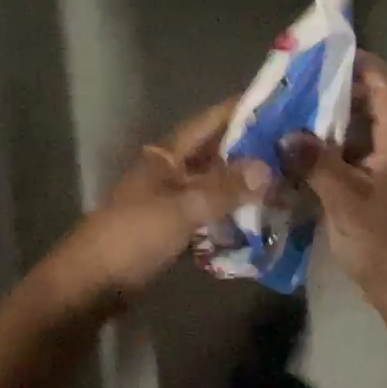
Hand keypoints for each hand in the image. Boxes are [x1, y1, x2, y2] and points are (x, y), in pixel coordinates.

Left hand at [48, 99, 271, 306]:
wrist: (90, 284)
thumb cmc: (133, 236)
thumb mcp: (182, 208)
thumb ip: (225, 188)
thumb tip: (269, 167)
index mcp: (167, 154)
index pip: (210, 121)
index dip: (242, 109)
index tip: (281, 102)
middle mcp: (170, 171)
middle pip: (216, 153)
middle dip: (252, 149)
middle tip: (296, 149)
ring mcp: (171, 201)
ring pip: (215, 185)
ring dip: (245, 185)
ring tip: (288, 183)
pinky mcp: (172, 230)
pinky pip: (210, 215)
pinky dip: (232, 215)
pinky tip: (262, 220)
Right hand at [281, 52, 386, 305]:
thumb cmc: (384, 241)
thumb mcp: (345, 199)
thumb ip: (315, 161)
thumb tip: (286, 133)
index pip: (385, 83)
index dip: (359, 63)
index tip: (321, 56)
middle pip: (370, 101)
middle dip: (334, 90)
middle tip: (294, 85)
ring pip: (358, 128)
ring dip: (328, 120)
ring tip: (289, 113)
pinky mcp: (376, 186)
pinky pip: (352, 153)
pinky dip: (328, 147)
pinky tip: (297, 153)